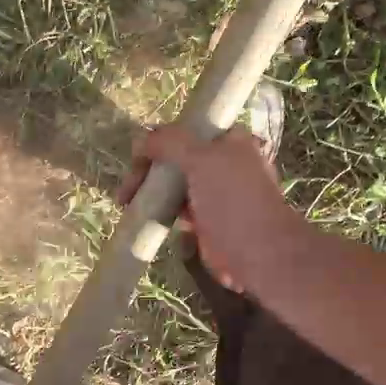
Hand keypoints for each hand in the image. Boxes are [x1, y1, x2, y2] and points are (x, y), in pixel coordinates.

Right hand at [117, 123, 295, 291]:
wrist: (258, 253)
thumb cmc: (233, 200)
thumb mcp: (201, 159)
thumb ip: (169, 142)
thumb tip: (141, 139)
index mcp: (229, 141)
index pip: (185, 131)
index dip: (158, 142)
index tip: (138, 160)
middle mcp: (223, 163)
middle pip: (175, 158)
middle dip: (149, 171)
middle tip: (127, 192)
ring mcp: (215, 193)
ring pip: (174, 184)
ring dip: (151, 192)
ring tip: (129, 205)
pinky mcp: (207, 220)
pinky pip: (177, 208)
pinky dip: (160, 211)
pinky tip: (145, 218)